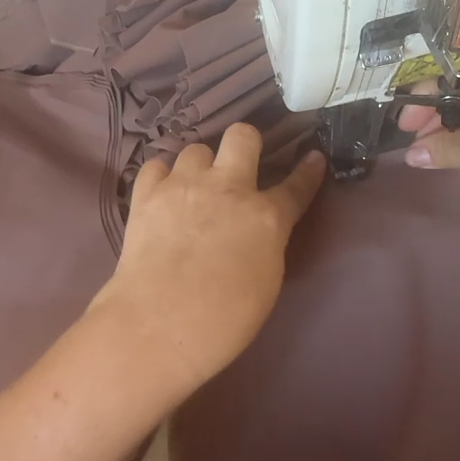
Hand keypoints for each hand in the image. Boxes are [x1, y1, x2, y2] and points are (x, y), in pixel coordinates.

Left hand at [88, 124, 325, 392]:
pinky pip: (156, 166)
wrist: (159, 324)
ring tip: (193, 189)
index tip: (312, 158)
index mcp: (266, 217)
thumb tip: (260, 228)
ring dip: (199, 166)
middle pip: (242, 136)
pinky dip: (162, 177)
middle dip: (245, 144)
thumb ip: (267, 242)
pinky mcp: (147, 193)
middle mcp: (227, 188)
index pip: (296, 186)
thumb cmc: (223, 319)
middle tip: (238, 166)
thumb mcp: (266, 281)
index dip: (307, 170)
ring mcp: (184, 185)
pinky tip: (162, 195)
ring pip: (196, 148)